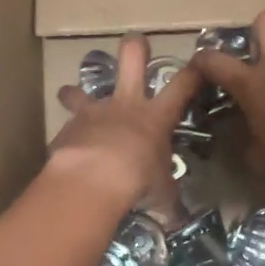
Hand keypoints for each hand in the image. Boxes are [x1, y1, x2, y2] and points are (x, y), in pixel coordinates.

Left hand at [52, 34, 201, 214]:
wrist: (93, 179)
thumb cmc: (138, 181)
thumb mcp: (161, 194)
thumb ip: (166, 200)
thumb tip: (175, 220)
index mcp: (156, 117)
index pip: (183, 85)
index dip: (193, 71)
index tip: (199, 63)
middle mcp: (125, 105)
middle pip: (132, 58)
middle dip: (136, 47)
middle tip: (136, 45)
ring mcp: (93, 112)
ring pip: (80, 90)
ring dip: (76, 93)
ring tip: (71, 96)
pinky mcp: (67, 127)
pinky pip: (65, 126)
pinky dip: (65, 135)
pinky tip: (64, 149)